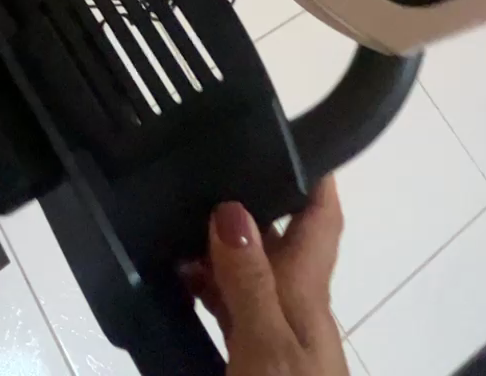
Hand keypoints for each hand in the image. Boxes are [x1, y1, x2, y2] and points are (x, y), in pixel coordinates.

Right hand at [184, 177, 347, 375]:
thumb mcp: (267, 349)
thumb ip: (248, 282)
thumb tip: (230, 206)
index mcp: (306, 294)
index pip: (320, 221)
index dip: (312, 177)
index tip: (286, 133)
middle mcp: (293, 307)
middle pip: (275, 239)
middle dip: (242, 199)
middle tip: (192, 163)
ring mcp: (272, 334)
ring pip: (245, 270)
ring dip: (212, 242)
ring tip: (165, 212)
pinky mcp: (252, 360)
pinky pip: (227, 303)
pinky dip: (201, 282)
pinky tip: (172, 277)